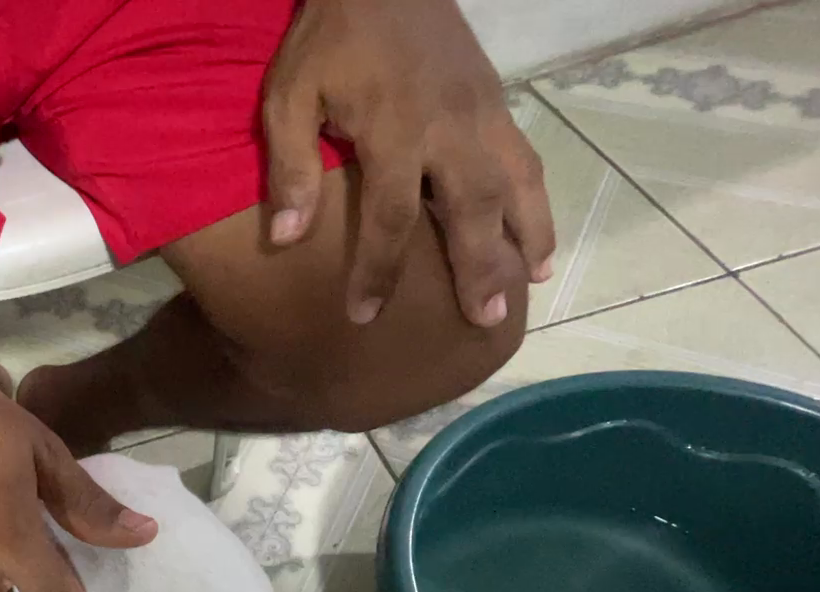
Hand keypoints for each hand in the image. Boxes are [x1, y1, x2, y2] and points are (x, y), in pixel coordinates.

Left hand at [263, 0, 553, 327]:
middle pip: (473, 210)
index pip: (390, 218)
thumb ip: (290, 168)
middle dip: (478, 269)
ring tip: (525, 289)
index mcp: (396, 131)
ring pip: (516, 184)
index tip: (364, 316)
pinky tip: (534, 233)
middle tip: (484, 324)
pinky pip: (525, 158)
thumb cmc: (324, 40)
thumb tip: (285, 239)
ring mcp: (481, 112)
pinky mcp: (494, 100)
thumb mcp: (288, 99)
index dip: (377, 271)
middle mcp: (451, 127)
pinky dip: (535, 199)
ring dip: (523, 238)